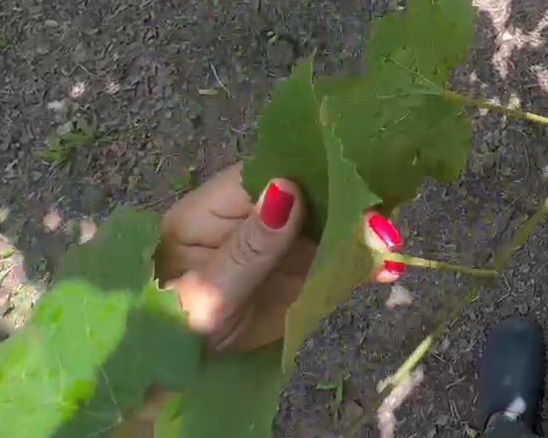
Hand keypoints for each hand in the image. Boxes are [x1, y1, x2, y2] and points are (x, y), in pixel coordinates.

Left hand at [154, 166, 402, 352]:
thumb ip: (247, 247)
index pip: (276, 169)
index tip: (354, 180)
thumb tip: (288, 187)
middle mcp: (257, 213)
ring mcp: (279, 243)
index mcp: (220, 202)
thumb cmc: (161, 329)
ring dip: (362, 233)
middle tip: (382, 224)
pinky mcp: (296, 273)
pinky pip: (332, 261)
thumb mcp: (202, 293)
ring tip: (391, 247)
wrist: (157, 378)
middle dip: (350, 203)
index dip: (317, 170)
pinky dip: (359, 264)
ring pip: (330, 225)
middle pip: (312, 193)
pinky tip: (385, 269)